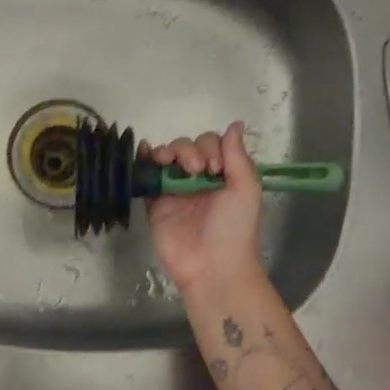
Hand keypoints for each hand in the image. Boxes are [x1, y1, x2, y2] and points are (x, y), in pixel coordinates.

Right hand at [146, 123, 263, 294]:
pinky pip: (147, 179)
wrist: (212, 266)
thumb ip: (238, 157)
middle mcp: (198, 180)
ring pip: (166, 158)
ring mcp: (174, 191)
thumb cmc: (234, 228)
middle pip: (187, 148)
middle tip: (197, 171)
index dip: (210, 148)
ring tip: (169, 163)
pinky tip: (145, 152)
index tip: (215, 168)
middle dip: (189, 151)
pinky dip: (143, 161)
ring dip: (167, 152)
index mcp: (222, 175)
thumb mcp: (246, 189)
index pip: (212, 145)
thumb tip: (234, 124)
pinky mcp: (155, 204)